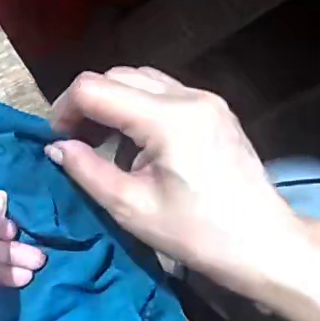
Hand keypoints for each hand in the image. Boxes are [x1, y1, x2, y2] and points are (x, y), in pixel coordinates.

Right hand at [45, 67, 305, 296]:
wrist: (264, 245)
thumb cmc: (198, 234)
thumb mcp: (132, 208)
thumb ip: (86, 171)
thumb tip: (55, 147)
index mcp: (168, 118)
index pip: (94, 88)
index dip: (63, 109)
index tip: (55, 141)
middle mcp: (189, 96)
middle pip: (117, 75)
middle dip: (86, 103)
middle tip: (72, 142)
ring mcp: (206, 99)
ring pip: (140, 79)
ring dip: (112, 103)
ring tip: (100, 143)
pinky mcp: (215, 110)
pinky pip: (163, 93)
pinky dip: (137, 108)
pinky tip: (134, 145)